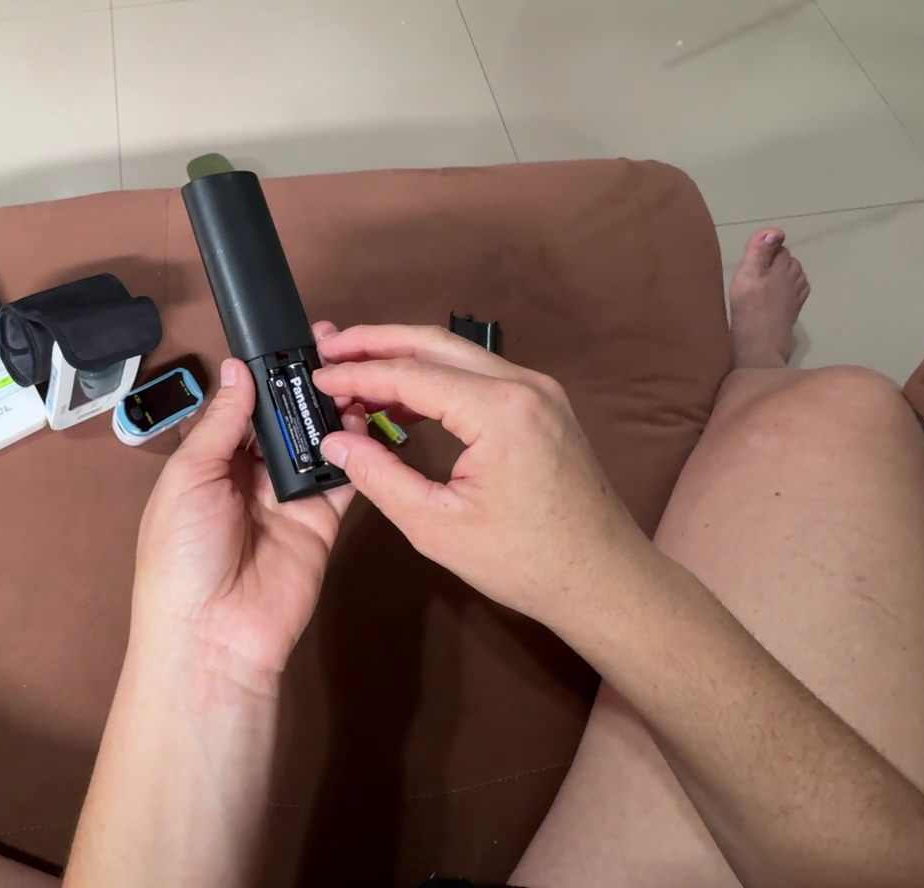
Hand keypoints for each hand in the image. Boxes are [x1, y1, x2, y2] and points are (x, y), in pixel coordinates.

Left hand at [132, 354, 362, 693]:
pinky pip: (341, 481)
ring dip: (330, 413)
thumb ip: (221, 423)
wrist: (213, 635)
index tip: (292, 340)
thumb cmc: (183, 552)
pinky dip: (352, 453)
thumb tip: (236, 367)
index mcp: (211, 463)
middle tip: (335, 348)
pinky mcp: (322, 522)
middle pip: (283, 423)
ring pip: (314, 444)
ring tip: (352, 376)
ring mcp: (289, 498)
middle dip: (303, 388)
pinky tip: (362, 421)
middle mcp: (250, 476)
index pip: (244, 409)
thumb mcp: (189, 478)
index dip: (265, 376)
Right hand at [312, 325, 648, 624]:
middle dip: (375, 342)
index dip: (357, 374)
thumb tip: (335, 442)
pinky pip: (476, 375)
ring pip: (455, 353)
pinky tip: (400, 404)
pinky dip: (433, 379)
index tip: (318, 380)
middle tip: (328, 349)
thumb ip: (378, 476)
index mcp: (500, 411)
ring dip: (403, 357)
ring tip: (355, 374)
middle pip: (433, 343)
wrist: (605, 581)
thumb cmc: (526, 562)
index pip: (410, 374)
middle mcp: (523, 384)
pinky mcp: (540, 404)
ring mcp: (537, 390)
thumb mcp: (436, 527)